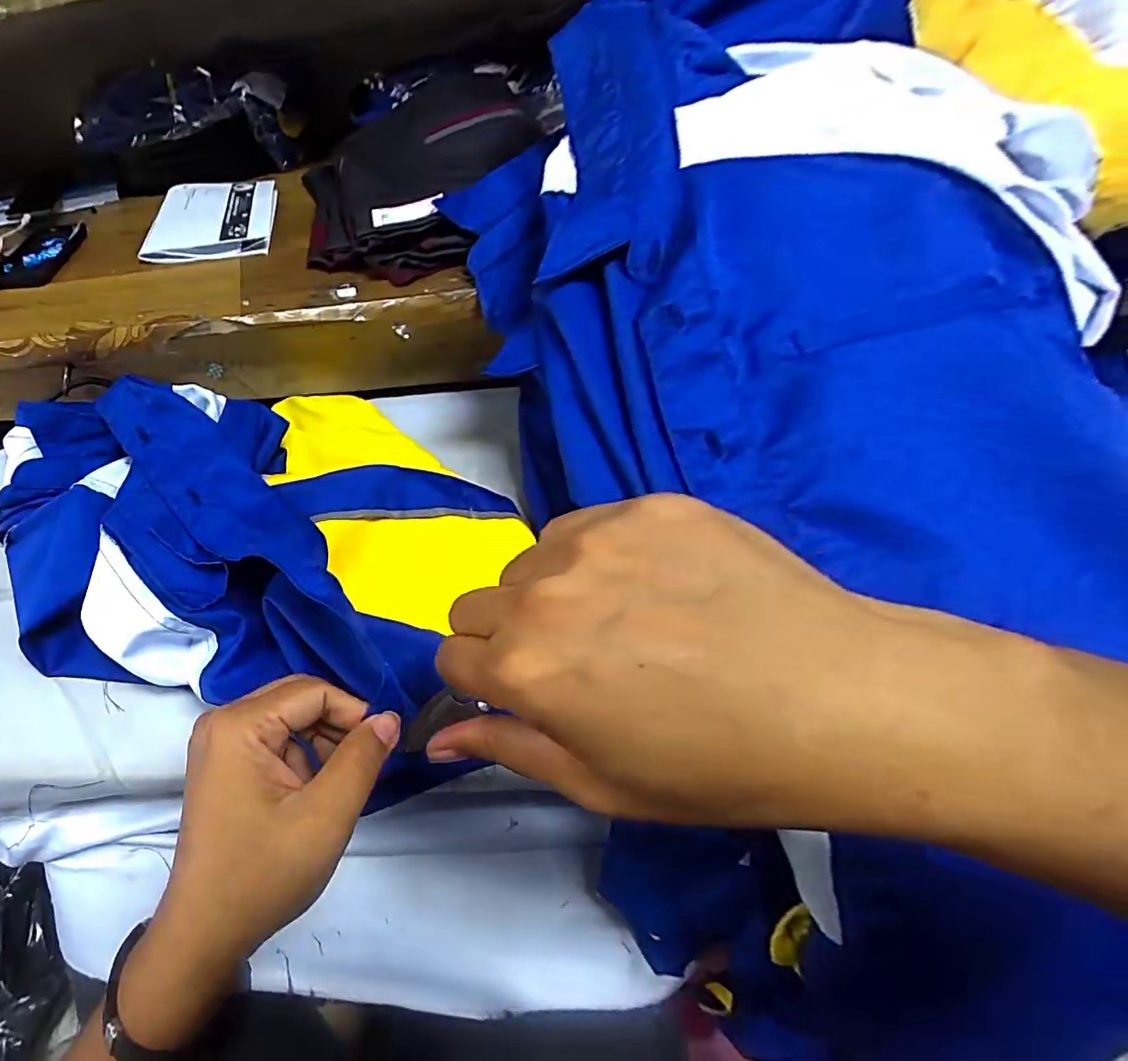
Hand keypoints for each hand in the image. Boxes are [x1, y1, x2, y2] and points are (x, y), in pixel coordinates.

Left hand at [106, 676, 396, 1051]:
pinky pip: (268, 738)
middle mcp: (220, 719)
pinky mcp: (219, 760)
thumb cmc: (264, 871)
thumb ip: (360, 760)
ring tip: (338, 785)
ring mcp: (216, 740)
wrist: (208, 924)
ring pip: (283, 717)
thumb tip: (387, 717)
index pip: (310, 690)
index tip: (385, 746)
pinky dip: (297, 755)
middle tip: (366, 765)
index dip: (353, 711)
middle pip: (294, 698)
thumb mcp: (325, 817)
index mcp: (238, 723)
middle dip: (336, 724)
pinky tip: (310, 791)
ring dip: (318, 740)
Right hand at [430, 494, 1031, 833]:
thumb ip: (505, 750)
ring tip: (623, 619)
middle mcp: (537, 598)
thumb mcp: (601, 783)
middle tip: (576, 658)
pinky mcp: (640, 509)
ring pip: (523, 566)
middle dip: (503, 635)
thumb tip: (433, 739)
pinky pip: (577, 529)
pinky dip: (594, 556)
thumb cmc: (721, 764)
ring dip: (548, 592)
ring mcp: (589, 544)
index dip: (484, 681)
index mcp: (521, 668)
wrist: (860, 703)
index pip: (451, 657)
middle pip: (472, 607)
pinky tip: (655, 584)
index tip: (528, 692)